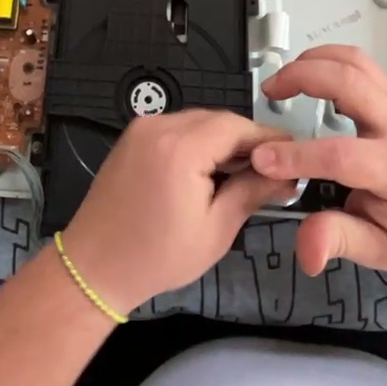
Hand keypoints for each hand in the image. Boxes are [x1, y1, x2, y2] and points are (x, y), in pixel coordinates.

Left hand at [60, 110, 292, 313]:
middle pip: (217, 120)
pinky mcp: (133, 136)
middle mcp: (159, 126)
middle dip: (246, 141)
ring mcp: (142, 128)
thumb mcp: (215, 230)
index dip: (267, 138)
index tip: (292, 154)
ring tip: (243, 174)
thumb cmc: (155, 256)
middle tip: (271, 170)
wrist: (94, 265)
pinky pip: (176, 128)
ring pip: (197, 121)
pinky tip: (209, 170)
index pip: (236, 125)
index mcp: (180, 148)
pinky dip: (197, 142)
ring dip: (222, 141)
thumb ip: (250, 193)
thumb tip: (283, 176)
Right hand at [249, 45, 386, 281]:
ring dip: (316, 60)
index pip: (339, 154)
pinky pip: (364, 69)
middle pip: (349, 79)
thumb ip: (339, 240)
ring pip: (358, 62)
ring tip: (285, 79)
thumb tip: (304, 250)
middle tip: (269, 91)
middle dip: (302, 76)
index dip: (296, 156)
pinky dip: (332, 64)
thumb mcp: (383, 251)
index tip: (261, 160)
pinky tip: (312, 83)